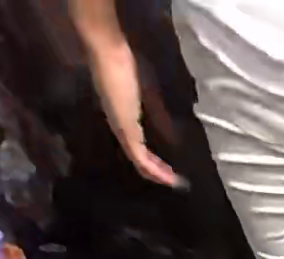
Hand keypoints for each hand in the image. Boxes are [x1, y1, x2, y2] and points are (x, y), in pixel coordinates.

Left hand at [90, 49, 184, 187]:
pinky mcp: (126, 131)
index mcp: (123, 118)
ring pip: (139, 162)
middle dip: (158, 172)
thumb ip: (161, 119)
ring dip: (158, 175)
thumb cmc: (127, 66)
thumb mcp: (151, 97)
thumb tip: (174, 139)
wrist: (108, 51)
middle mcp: (120, 127)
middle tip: (174, 182)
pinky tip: (169, 178)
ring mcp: (121, 130)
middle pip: (138, 158)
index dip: (156, 161)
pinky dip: (155, 171)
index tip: (172, 170)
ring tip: (174, 183)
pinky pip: (140, 158)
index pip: (139, 147)